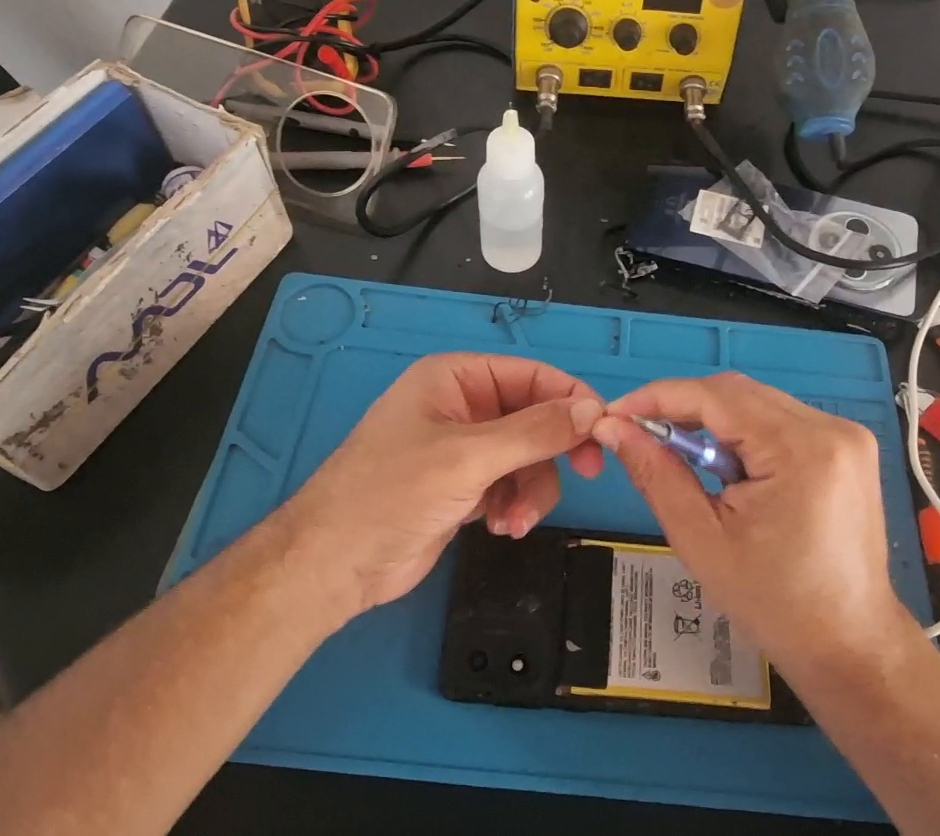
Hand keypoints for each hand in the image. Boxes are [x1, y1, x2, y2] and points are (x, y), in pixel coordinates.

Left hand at [282, 353, 604, 612]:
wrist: (335, 563)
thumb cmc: (392, 493)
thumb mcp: (469, 457)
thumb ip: (535, 432)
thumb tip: (594, 410)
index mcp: (454, 379)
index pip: (530, 376)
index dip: (570, 400)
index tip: (603, 431)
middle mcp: (461, 408)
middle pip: (534, 418)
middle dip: (552, 452)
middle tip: (585, 473)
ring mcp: (463, 451)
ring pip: (528, 458)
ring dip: (532, 489)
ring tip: (516, 520)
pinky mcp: (463, 489)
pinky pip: (511, 486)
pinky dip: (516, 505)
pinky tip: (503, 528)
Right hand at [591, 373, 914, 675]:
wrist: (849, 644)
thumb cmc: (774, 603)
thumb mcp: (702, 540)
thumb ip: (657, 475)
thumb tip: (613, 428)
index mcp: (801, 450)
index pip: (717, 396)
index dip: (660, 398)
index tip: (616, 415)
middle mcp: (832, 429)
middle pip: (740, 393)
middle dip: (685, 409)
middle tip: (642, 437)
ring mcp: (847, 436)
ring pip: (760, 404)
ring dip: (715, 422)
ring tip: (683, 459)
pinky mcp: (850, 449)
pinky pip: (783, 422)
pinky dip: (746, 435)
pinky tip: (728, 470)